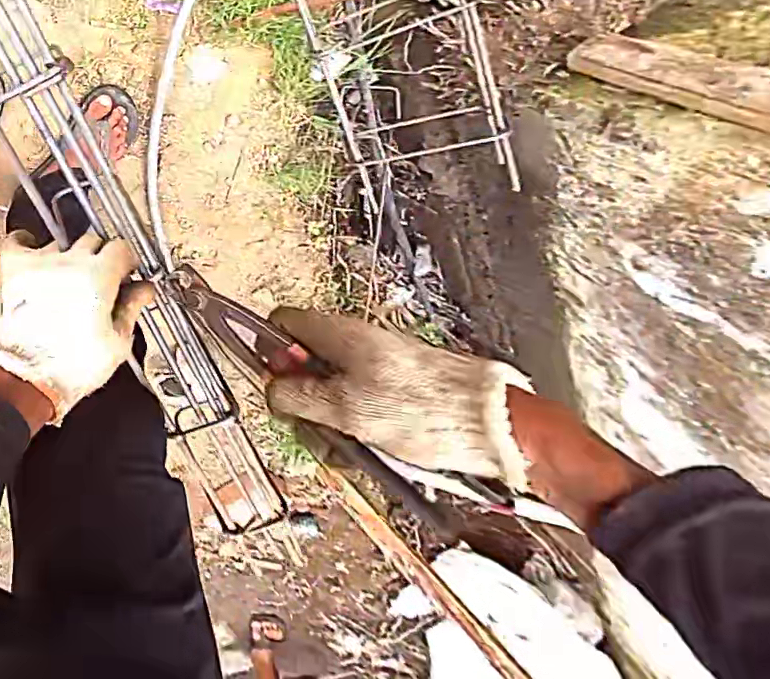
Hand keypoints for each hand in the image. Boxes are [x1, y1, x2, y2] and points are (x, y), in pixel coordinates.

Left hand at [0, 230, 139, 423]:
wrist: (31, 378)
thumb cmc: (71, 367)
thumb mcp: (117, 342)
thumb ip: (131, 307)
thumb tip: (143, 290)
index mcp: (99, 276)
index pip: (120, 247)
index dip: (126, 260)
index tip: (126, 271)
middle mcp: (70, 263)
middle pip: (92, 240)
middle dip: (100, 256)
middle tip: (100, 277)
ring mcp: (41, 264)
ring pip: (60, 242)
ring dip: (67, 255)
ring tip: (68, 277)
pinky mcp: (15, 270)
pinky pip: (19, 241)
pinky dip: (27, 243)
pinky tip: (34, 251)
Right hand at [263, 305, 534, 489]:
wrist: (498, 428)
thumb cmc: (422, 412)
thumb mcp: (344, 409)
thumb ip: (297, 396)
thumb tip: (270, 391)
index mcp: (335, 331)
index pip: (281, 322)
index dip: (272, 351)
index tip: (278, 382)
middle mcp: (353, 338)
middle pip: (304, 357)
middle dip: (301, 393)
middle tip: (311, 423)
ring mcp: (376, 360)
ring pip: (331, 381)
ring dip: (327, 413)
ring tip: (344, 445)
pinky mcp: (397, 383)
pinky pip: (358, 396)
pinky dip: (355, 419)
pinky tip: (368, 447)